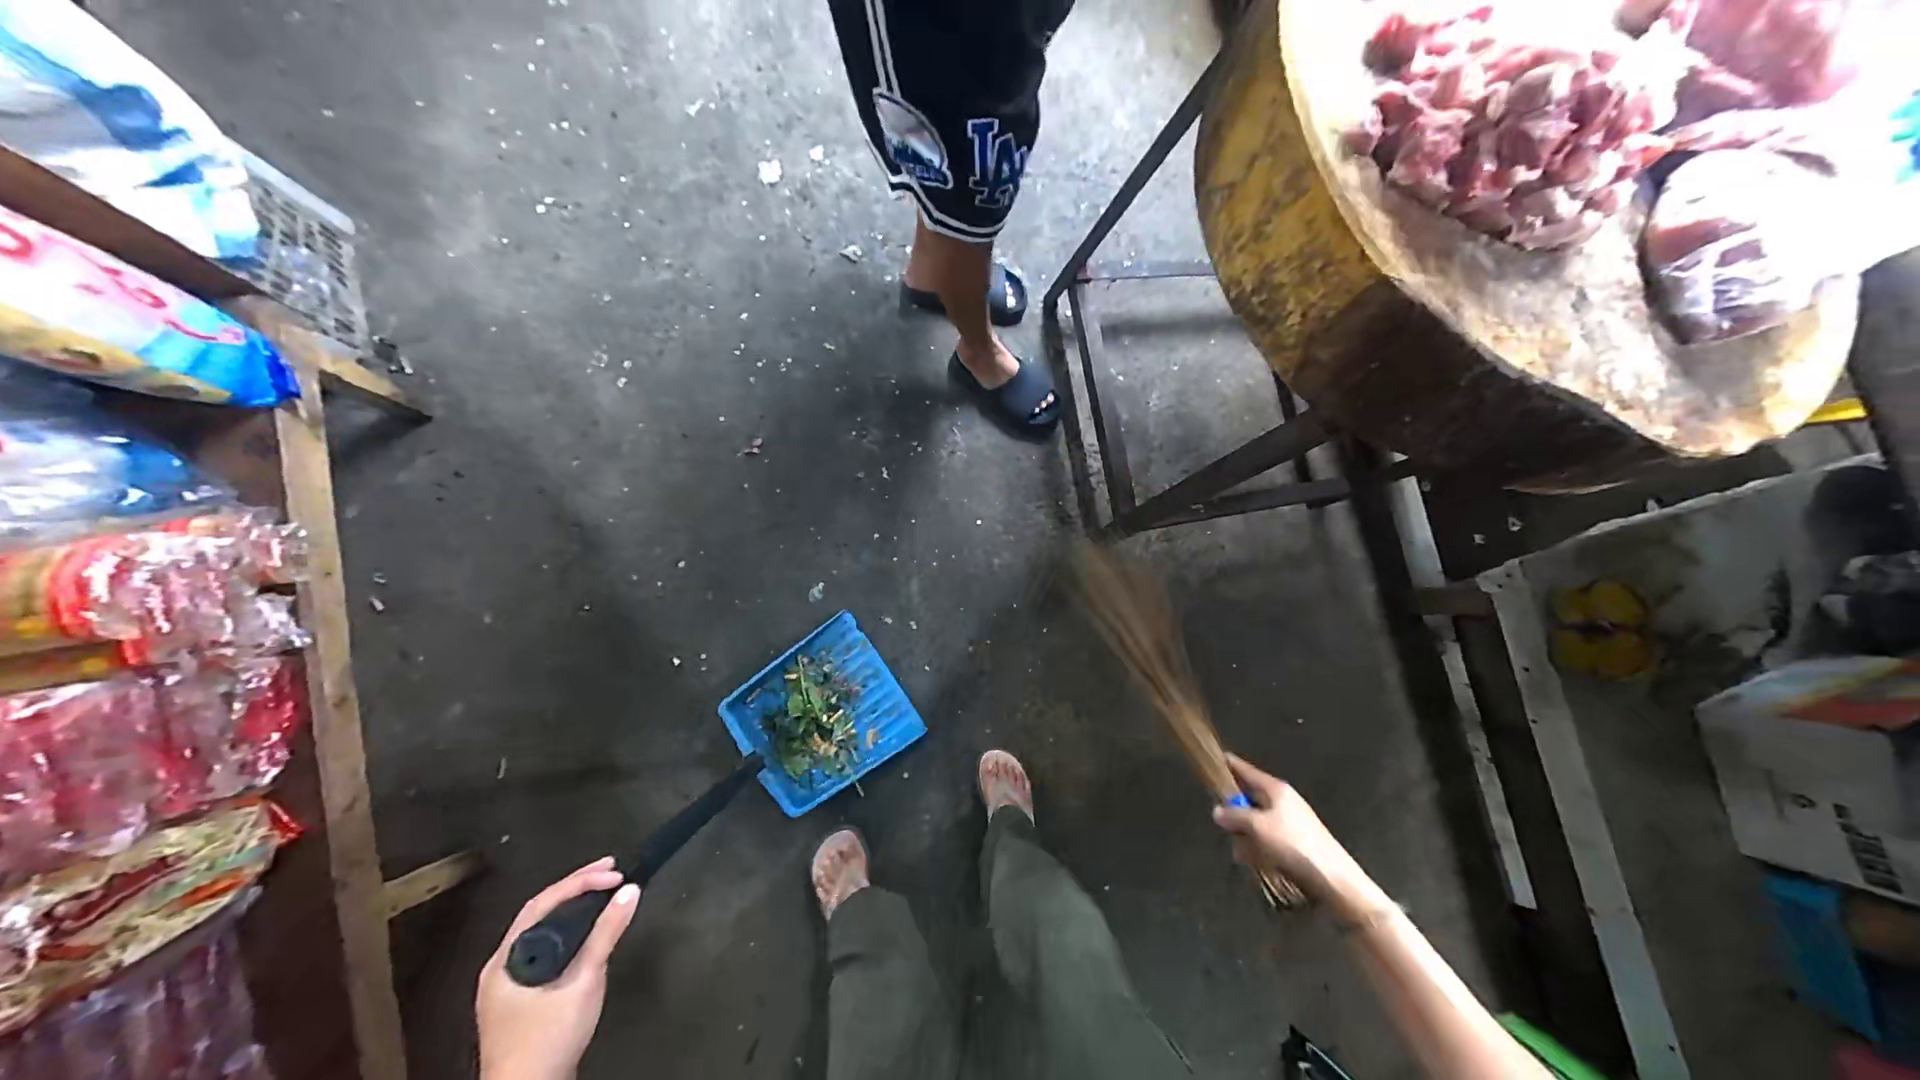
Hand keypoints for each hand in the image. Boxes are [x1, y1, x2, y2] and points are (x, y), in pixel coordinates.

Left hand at [476, 857, 639, 1079]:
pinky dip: (568, 930)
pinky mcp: (519, 1000)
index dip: (581, 881)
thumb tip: (630, 891)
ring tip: (604, 892)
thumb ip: (606, 934)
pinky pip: (544, 949)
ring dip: (573, 907)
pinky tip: (586, 931)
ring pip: (541, 931)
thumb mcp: (584, 981)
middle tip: (611, 870)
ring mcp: (507, 986)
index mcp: (506, 959)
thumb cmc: (550, 1037)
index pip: (544, 902)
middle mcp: (500, 967)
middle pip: (539, 912)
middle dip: (577, 887)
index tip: (615, 872)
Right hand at [1211, 754, 1367, 914]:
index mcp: (1275, 790)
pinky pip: (1265, 840)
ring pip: (1253, 824)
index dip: (1228, 765)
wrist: (1334, 880)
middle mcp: (1282, 802)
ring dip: (1247, 839)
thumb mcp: (1257, 827)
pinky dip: (1259, 850)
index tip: (1213, 760)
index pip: (1245, 770)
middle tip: (1231, 831)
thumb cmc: (1295, 845)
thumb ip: (1234, 815)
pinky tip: (1261, 864)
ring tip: (1250, 855)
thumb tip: (1218, 811)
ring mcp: (1289, 822)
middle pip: (1246, 800)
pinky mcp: (1293, 843)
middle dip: (1236, 818)